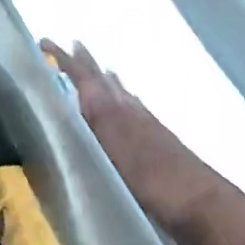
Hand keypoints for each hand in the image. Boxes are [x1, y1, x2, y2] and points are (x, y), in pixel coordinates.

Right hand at [43, 40, 227, 231]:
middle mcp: (126, 107)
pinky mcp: (157, 136)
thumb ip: (94, 121)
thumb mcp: (109, 154)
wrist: (201, 201)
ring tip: (94, 68)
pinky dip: (121, 95)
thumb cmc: (150, 182)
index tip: (44, 42)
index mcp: (110, 110)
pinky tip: (124, 103)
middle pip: (100, 77)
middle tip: (69, 45)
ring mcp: (144, 120)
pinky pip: (132, 104)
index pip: (82, 75)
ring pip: (117, 89)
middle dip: (84, 61)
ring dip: (103, 77)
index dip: (62, 58)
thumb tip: (71, 95)